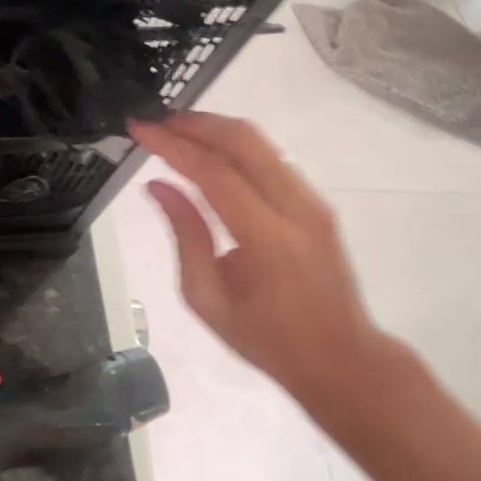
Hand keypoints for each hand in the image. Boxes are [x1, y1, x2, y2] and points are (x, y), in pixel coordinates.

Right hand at [128, 111, 394, 402]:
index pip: (214, 172)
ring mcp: (312, 203)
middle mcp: (296, 209)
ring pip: (259, 142)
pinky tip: (207, 152)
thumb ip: (185, 234)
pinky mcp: (317, 203)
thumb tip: (157, 185)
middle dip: (194, 123)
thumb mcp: (207, 297)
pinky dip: (233, 146)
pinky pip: (270, 158)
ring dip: (213, 129)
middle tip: (155, 121)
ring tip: (174, 131)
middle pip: (243, 141)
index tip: (138, 128)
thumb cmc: (267, 338)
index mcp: (267, 239)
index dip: (172, 144)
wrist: (342, 359)